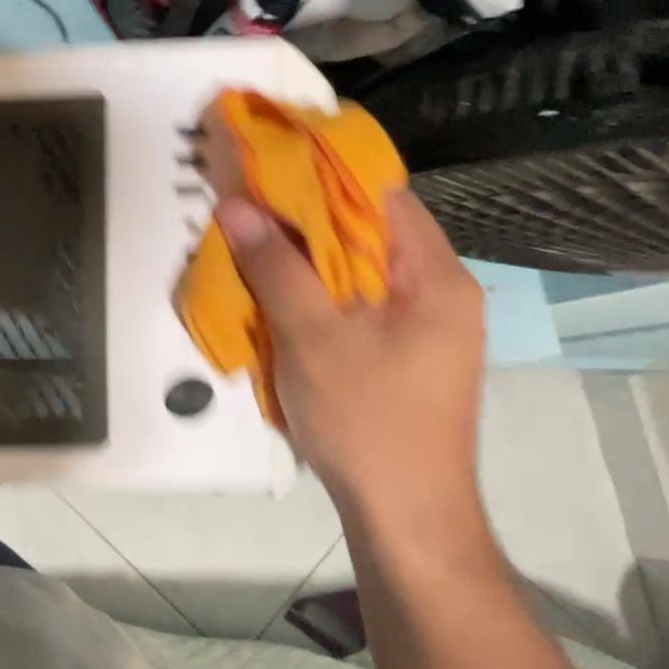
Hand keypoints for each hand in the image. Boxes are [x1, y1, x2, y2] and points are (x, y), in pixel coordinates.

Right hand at [214, 189, 485, 512]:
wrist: (402, 512)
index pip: (380, 196)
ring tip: (238, 238)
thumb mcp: (313, 336)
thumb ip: (275, 266)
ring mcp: (414, 324)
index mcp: (434, 278)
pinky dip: (303, 287)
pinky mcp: (390, 350)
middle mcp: (433, 291)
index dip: (320, 171)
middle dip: (296, 213)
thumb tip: (234, 203)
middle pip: (361, 229)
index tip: (262, 156)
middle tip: (235, 198)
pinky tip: (262, 291)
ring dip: (294, 253)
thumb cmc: (367, 419)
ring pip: (347, 266)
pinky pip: (343, 299)